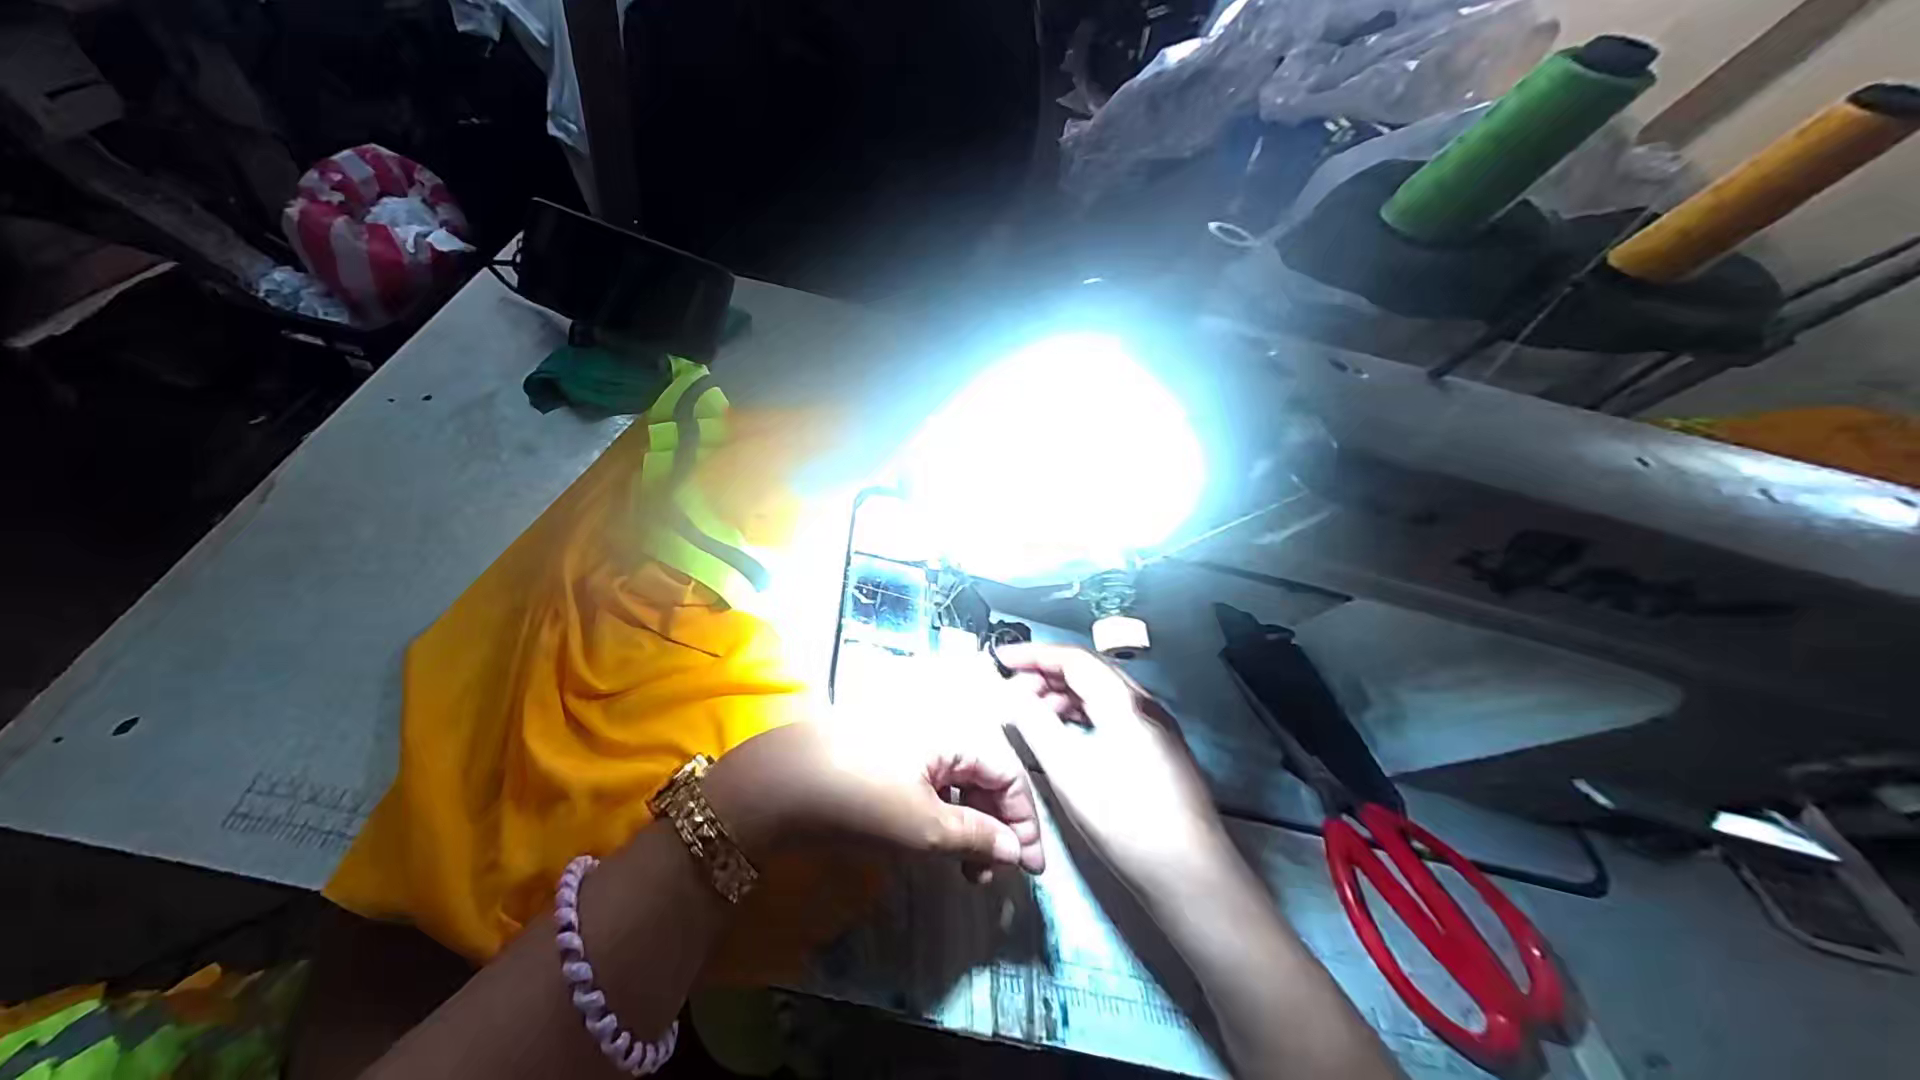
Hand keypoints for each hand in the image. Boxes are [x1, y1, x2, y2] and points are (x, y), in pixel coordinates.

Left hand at [703, 721, 1044, 878]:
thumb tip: (1016, 852)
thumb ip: (977, 837)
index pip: (1009, 774)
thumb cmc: (860, 800)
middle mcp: (939, 727)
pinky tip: (934, 841)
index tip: (1028, 869)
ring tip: (963, 867)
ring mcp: (911, 738)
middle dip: (997, 826)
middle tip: (992, 874)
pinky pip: (932, 780)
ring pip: (958, 780)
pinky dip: (942, 813)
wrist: (777, 784)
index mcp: (955, 733)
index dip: (1024, 822)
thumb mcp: (924, 827)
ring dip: (970, 823)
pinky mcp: (887, 753)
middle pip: (985, 775)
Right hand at [996, 643, 1231, 894]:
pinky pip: (1115, 715)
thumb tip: (1014, 695)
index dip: (1033, 655)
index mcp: (1125, 702)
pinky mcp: (1162, 750)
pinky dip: (1084, 714)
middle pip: (1090, 672)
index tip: (1002, 659)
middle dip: (1047, 675)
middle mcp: (1146, 705)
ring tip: (1032, 714)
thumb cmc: (1126, 822)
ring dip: (1064, 696)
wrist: (1192, 875)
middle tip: (1013, 690)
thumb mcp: (1069, 771)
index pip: (1073, 659)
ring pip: (1103, 694)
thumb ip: (1036, 725)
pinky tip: (1066, 736)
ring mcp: (1158, 727)